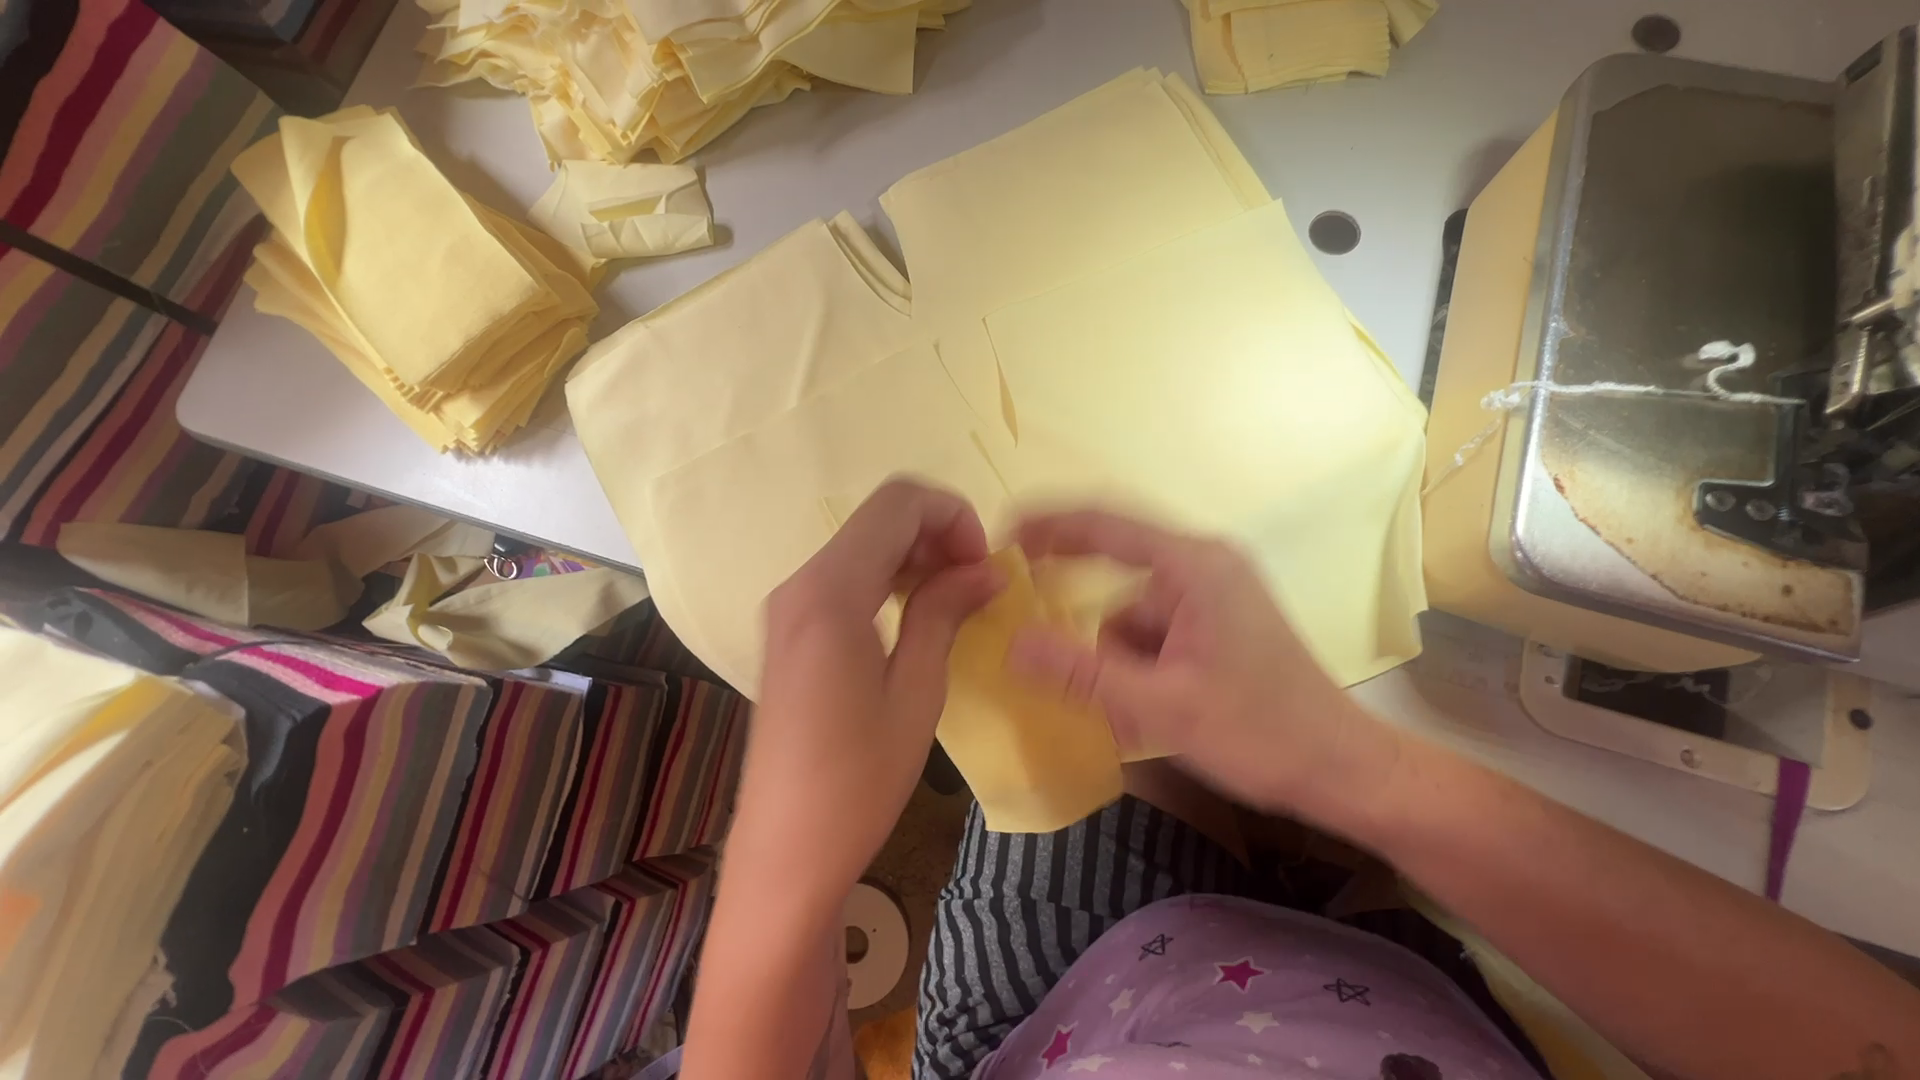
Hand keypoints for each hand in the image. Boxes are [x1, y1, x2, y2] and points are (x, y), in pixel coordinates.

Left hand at [736, 479, 1001, 906]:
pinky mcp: (788, 633)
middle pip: (877, 520)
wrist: (786, 849)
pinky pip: (843, 579)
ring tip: (957, 602)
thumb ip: (945, 613)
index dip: (952, 516)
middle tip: (979, 585)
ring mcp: (788, 608)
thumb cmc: (860, 779)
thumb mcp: (916, 691)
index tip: (985, 566)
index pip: (897, 504)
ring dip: (914, 557)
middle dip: (937, 534)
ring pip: (861, 547)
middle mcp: (800, 584)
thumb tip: (986, 570)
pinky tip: (916, 617)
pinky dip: (886, 580)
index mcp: (830, 591)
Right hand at [1007, 509, 1401, 824]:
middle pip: (1116, 577)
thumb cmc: (1261, 733)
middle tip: (1044, 655)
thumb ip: (1081, 674)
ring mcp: (1216, 596)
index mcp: (1194, 565)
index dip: (1047, 525)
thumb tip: (1011, 643)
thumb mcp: (1161, 707)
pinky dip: (1139, 667)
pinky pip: (1156, 634)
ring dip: (1116, 659)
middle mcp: (1205, 566)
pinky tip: (1146, 712)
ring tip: (1127, 713)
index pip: (1105, 522)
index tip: (1000, 537)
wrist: (1346, 770)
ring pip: (1133, 615)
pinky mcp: (1220, 626)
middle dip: (1086, 626)